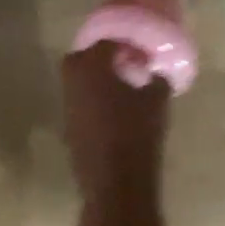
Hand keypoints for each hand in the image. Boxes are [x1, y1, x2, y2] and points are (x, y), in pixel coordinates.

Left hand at [61, 41, 170, 207]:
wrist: (116, 183)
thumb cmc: (137, 132)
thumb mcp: (157, 100)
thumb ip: (157, 79)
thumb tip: (157, 70)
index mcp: (93, 69)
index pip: (104, 42)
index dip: (124, 43)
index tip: (141, 52)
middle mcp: (73, 84)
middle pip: (81, 58)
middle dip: (100, 57)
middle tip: (125, 62)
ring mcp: (68, 109)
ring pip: (77, 82)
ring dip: (95, 80)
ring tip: (122, 87)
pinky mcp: (69, 130)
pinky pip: (79, 104)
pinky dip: (93, 100)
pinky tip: (115, 111)